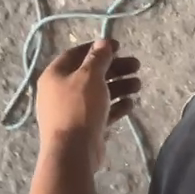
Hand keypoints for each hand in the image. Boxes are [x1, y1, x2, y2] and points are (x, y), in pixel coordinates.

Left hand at [35, 39, 141, 171]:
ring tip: (138, 85)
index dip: (98, 48)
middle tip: (137, 66)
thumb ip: (98, 58)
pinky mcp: (83, 126)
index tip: (120, 46)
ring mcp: (72, 110)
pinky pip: (101, 111)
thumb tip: (102, 41)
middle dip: (115, 68)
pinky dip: (116, 105)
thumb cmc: (79, 108)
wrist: (72, 152)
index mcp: (56, 75)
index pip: (77, 54)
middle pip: (91, 73)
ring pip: (99, 92)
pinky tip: (130, 104)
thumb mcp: (90, 76)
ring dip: (119, 86)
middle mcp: (61, 91)